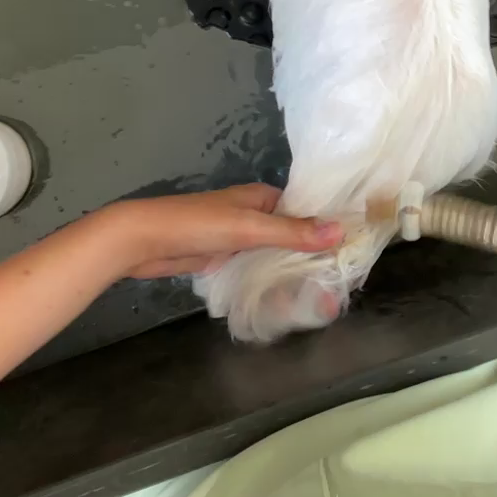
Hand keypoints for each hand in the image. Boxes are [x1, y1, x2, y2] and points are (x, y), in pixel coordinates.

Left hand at [93, 184, 341, 279]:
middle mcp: (254, 214)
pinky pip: (255, 269)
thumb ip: (293, 232)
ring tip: (321, 298)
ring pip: (274, 254)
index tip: (352, 253)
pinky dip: (270, 280)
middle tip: (339, 286)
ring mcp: (238, 237)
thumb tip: (341, 231)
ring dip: (292, 272)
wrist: (144, 240)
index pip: (305, 211)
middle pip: (292, 235)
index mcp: (263, 197)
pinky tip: (287, 299)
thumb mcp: (249, 227)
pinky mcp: (223, 258)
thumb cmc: (197, 224)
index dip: (327, 229)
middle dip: (312, 257)